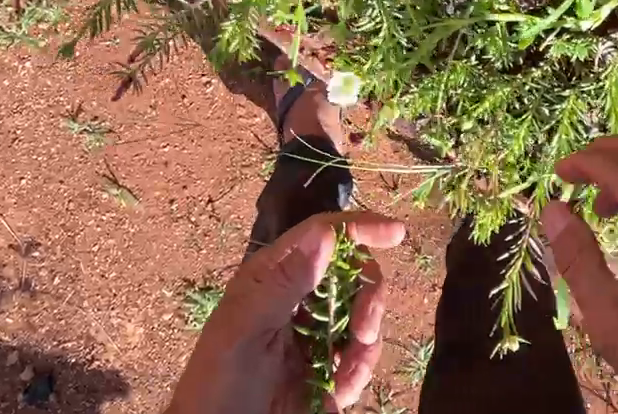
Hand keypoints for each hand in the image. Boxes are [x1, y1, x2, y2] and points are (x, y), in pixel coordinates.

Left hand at [166, 211, 405, 413]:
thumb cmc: (219, 383)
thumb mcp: (246, 329)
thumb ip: (286, 281)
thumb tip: (327, 234)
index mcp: (275, 274)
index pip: (324, 233)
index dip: (361, 227)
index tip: (397, 233)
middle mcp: (300, 294)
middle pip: (354, 270)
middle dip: (368, 296)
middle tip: (364, 330)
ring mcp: (316, 330)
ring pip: (364, 310)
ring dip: (366, 339)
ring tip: (347, 374)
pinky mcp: (328, 365)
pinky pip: (363, 352)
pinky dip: (361, 368)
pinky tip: (342, 391)